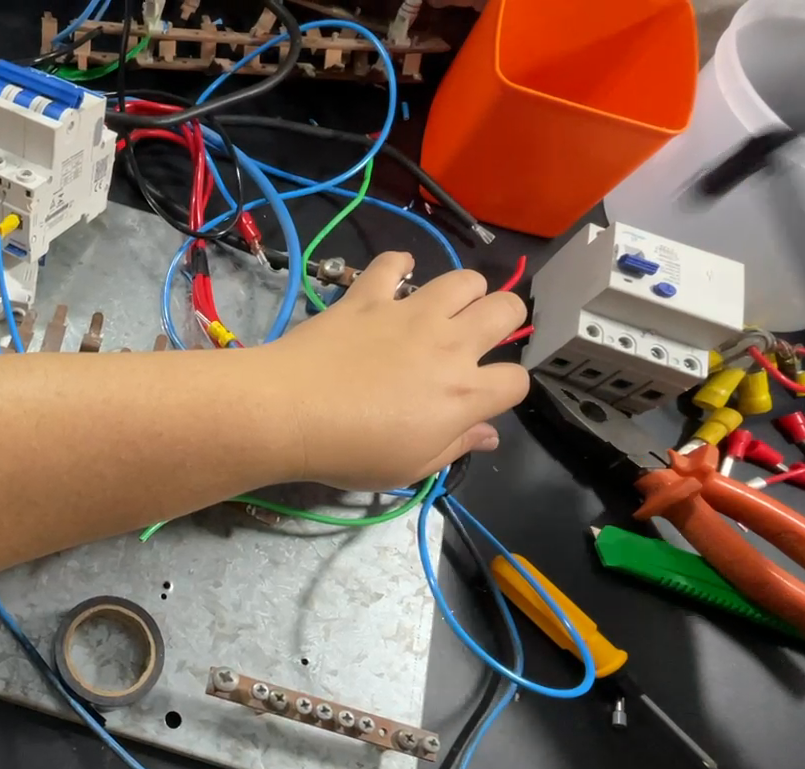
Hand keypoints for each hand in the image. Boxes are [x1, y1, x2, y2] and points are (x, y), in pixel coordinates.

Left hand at [254, 251, 529, 489]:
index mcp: (463, 394)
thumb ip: (453, 448)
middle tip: (471, 340)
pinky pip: (393, 263)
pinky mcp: (367, 298)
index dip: (505, 389)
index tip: (480, 397)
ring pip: (464, 279)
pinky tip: (394, 278)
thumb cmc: (347, 452)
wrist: (287, 413)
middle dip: (502, 321)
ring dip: (462, 292)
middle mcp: (448, 345)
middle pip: (507, 310)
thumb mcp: (406, 469)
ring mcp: (408, 314)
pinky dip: (398, 266)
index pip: (516, 380)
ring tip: (439, 312)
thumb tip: (488, 435)